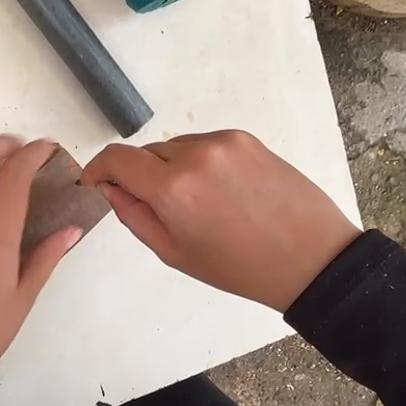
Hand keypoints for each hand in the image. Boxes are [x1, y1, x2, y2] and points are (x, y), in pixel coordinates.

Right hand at [82, 130, 359, 311]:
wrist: (309, 257)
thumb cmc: (238, 267)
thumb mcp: (174, 253)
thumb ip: (133, 216)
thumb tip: (111, 189)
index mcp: (172, 188)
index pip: (116, 158)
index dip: (97, 168)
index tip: (95, 183)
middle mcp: (194, 154)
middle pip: (145, 153)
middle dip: (140, 176)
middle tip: (157, 209)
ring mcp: (223, 142)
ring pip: (175, 147)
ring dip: (170, 168)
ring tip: (198, 204)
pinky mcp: (246, 138)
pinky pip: (204, 144)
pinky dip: (198, 163)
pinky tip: (220, 193)